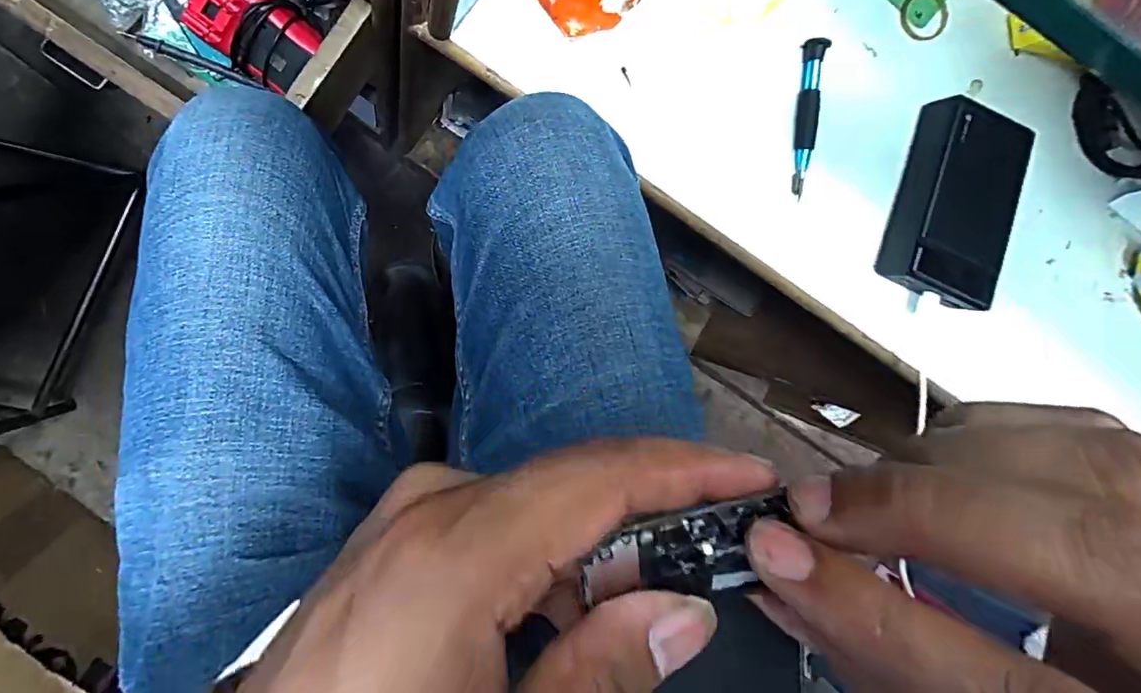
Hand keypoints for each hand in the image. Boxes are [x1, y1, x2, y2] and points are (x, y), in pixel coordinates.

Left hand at [240, 439, 777, 692]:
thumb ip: (600, 671)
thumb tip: (682, 612)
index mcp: (457, 543)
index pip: (594, 477)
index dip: (679, 469)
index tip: (748, 473)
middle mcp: (431, 502)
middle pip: (566, 482)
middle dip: (647, 507)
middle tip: (715, 547)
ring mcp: (405, 510)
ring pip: (531, 500)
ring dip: (595, 538)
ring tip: (647, 593)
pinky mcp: (393, 530)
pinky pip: (490, 518)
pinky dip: (542, 551)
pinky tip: (566, 604)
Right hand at [744, 403, 1140, 692]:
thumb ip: (894, 667)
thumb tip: (785, 573)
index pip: (1040, 689)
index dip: (889, 617)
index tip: (781, 553)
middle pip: (1119, 550)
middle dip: (931, 508)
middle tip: (820, 506)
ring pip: (1125, 468)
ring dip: (962, 457)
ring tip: (878, 485)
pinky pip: (1115, 441)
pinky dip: (1003, 433)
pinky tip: (949, 459)